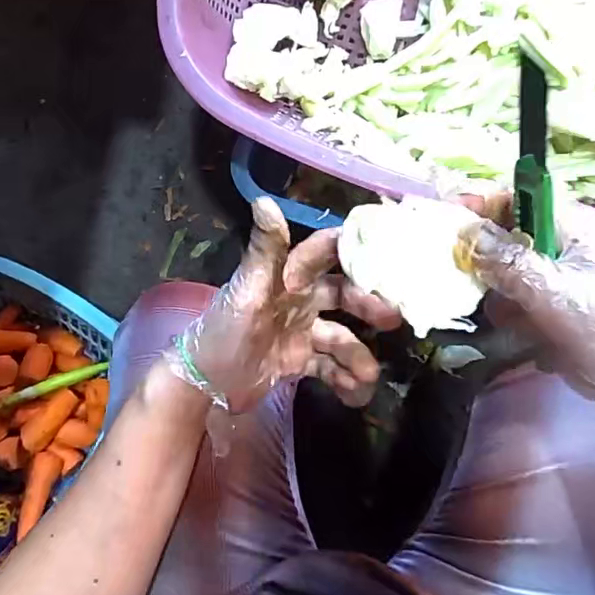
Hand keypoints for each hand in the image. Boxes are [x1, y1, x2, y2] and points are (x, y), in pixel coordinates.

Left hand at [172, 198, 401, 408]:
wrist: (202, 385)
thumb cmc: (222, 332)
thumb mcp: (245, 290)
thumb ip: (263, 250)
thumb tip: (264, 200)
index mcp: (286, 276)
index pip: (325, 252)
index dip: (355, 249)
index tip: (390, 253)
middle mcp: (297, 298)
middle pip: (343, 293)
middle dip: (368, 305)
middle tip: (392, 318)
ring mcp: (299, 330)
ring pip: (341, 336)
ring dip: (358, 355)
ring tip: (369, 377)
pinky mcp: (297, 360)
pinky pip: (330, 366)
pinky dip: (344, 379)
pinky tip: (355, 395)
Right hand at [462, 196, 594, 433]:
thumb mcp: (556, 293)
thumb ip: (508, 262)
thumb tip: (463, 233)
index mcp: (574, 226)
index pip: (517, 196)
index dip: (481, 204)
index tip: (447, 224)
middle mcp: (563, 243)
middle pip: (505, 234)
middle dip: (486, 259)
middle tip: (471, 280)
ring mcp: (558, 276)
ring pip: (504, 270)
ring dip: (499, 295)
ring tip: (513, 319)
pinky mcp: (552, 305)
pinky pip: (513, 298)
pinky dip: (511, 315)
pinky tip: (524, 334)